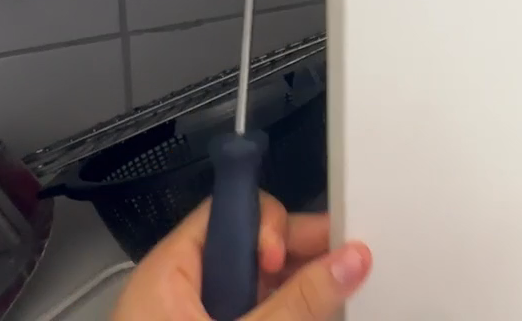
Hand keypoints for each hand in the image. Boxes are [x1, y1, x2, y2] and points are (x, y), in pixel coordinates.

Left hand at [112, 193, 372, 320]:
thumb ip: (298, 301)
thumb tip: (352, 258)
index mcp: (169, 275)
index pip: (229, 211)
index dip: (268, 223)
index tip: (294, 254)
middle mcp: (182, 293)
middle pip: (254, 248)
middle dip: (298, 260)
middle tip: (338, 274)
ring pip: (264, 286)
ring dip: (299, 294)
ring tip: (330, 305)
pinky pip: (261, 314)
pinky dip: (286, 317)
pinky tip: (313, 318)